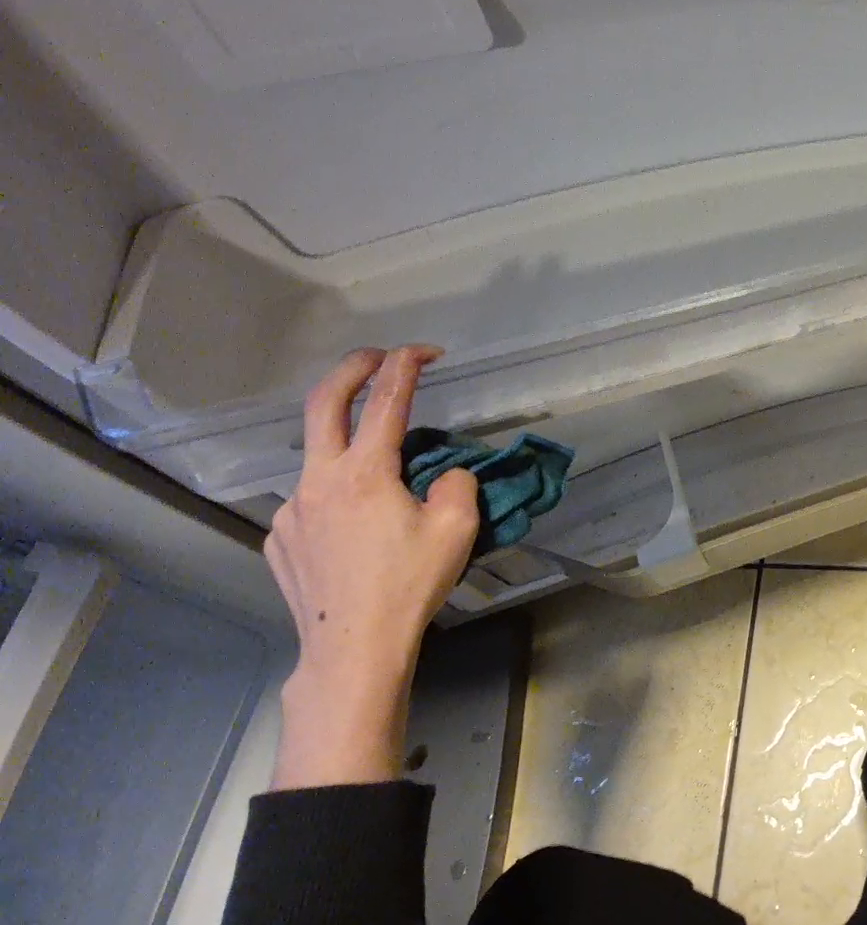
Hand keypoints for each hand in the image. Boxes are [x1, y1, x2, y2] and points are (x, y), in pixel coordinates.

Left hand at [266, 345, 479, 788]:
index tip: (426, 350)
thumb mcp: (457, 528)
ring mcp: (291, 510)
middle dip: (353, 369)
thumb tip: (444, 475)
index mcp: (363, 473)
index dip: (406, 367)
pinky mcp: (280, 539)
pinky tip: (361, 528)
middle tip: (380, 356)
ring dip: (353, 449)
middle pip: (323, 404)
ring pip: (321, 461)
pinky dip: (340, 496)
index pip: (386, 403)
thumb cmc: (409, 583)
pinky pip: (313, 502)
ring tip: (389, 477)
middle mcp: (317, 481)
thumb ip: (457, 484)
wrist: (352, 646)